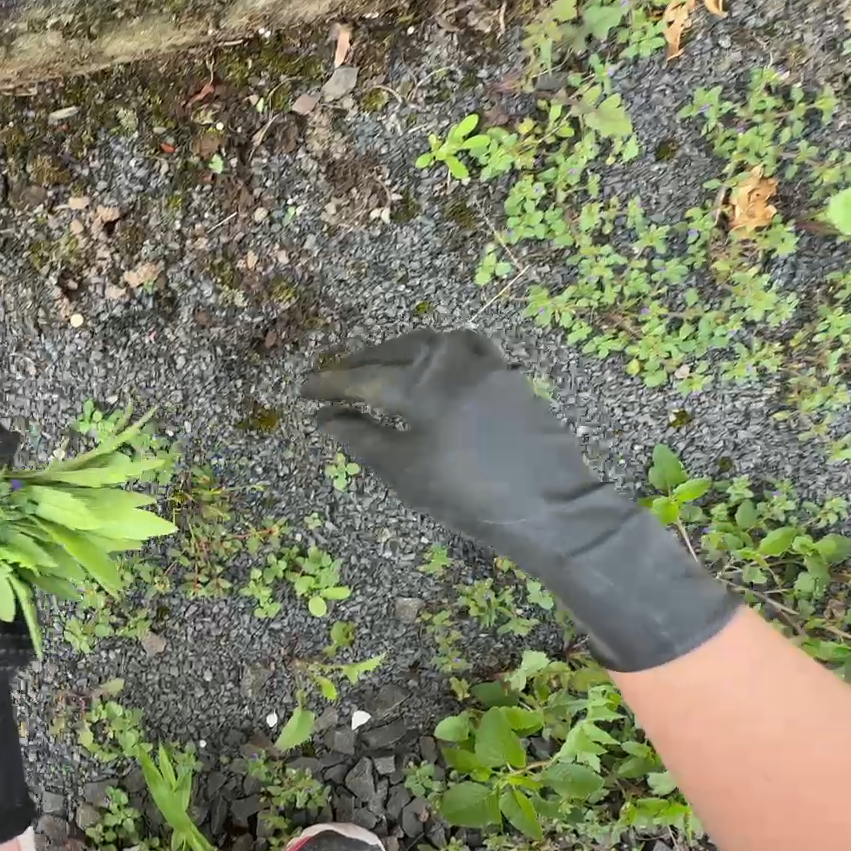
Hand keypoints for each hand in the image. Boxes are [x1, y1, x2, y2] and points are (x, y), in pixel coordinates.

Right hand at [301, 327, 737, 670]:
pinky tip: (429, 363)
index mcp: (423, 387)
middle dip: (357, 364)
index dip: (328, 385)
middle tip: (331, 379)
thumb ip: (357, 437)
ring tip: (372, 367)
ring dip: (395, 351)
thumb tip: (323, 418)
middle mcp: (453, 362)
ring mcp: (486, 363)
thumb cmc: (464, 496)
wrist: (548, 509)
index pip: (361, 379)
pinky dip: (436, 349)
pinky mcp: (508, 373)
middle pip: (394, 352)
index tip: (301, 389)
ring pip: (429, 342)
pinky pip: (465, 345)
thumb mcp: (400, 470)